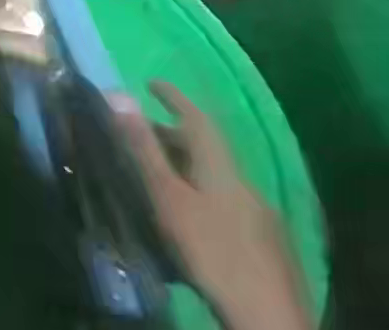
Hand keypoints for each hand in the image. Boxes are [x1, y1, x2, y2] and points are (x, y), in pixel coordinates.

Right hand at [110, 82, 312, 329]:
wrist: (269, 319)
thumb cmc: (209, 249)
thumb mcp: (166, 195)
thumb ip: (143, 147)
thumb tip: (118, 94)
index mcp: (221, 167)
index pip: (197, 118)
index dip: (174, 97)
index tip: (151, 82)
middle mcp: (245, 183)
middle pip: (207, 148)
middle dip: (173, 135)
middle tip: (141, 134)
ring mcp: (261, 214)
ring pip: (218, 176)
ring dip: (188, 166)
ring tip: (159, 173)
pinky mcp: (268, 242)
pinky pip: (228, 200)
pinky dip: (202, 191)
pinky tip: (191, 212)